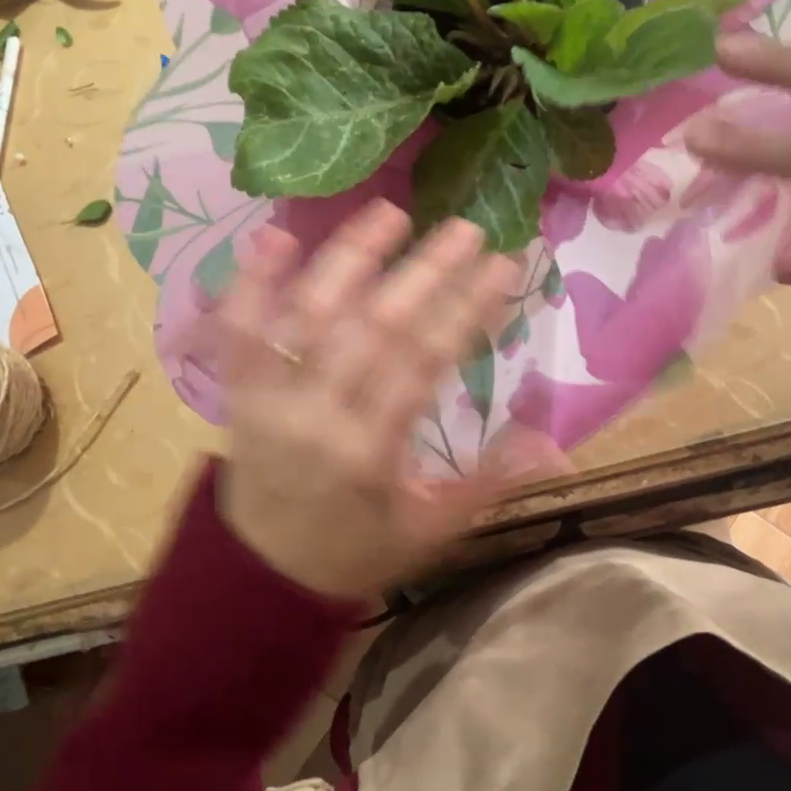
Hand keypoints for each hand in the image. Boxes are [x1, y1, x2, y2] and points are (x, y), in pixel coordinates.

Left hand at [216, 202, 518, 598]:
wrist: (259, 577)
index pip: (424, 364)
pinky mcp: (237, 392)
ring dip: (349, 259)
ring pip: (309, 317)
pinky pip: (238, 333)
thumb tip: (553, 445)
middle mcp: (318, 415)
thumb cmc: (354, 553)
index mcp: (370, 452)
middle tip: (465, 228)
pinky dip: (251, 283)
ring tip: (390, 213)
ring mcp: (270, 399)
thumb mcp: (429, 534)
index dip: (467, 310)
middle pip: (374, 329)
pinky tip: (274, 233)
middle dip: (425, 273)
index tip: (503, 266)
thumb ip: (486, 486)